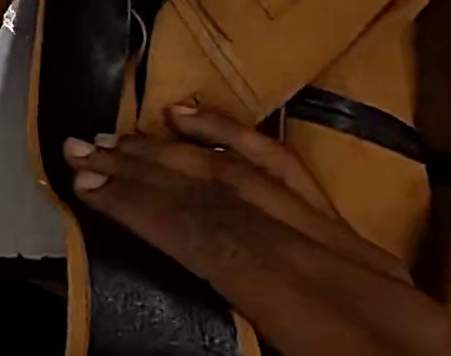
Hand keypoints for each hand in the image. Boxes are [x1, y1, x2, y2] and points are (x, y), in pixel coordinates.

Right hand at [63, 107, 450, 355]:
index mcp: (344, 336)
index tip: (86, 187)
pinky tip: (187, 116)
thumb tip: (136, 283)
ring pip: (253, 177)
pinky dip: (235, 139)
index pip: (221, 245)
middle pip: (230, 201)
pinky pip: (293, 175)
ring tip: (115, 140)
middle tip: (81, 151)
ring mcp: (370, 256)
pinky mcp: (367, 246)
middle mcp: (363, 281)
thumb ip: (220, 335)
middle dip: (145, 172)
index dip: (146, 210)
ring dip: (173, 153)